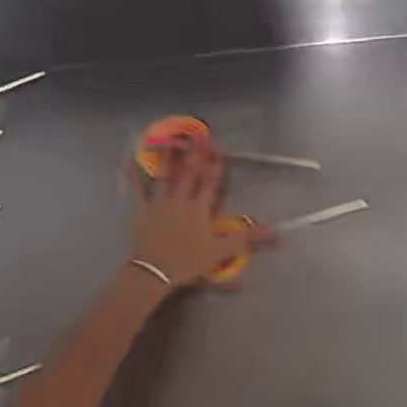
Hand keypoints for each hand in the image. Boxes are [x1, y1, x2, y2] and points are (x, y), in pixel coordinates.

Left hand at [130, 138, 262, 288]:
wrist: (154, 270)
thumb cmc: (189, 262)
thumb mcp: (221, 252)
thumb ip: (246, 239)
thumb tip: (276, 231)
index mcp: (200, 209)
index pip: (211, 183)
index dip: (217, 166)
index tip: (222, 149)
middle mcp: (180, 200)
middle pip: (189, 174)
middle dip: (196, 154)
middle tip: (199, 135)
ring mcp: (159, 204)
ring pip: (166, 177)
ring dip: (170, 159)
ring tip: (172, 142)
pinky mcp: (142, 212)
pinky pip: (138, 192)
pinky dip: (135, 178)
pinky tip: (130, 165)